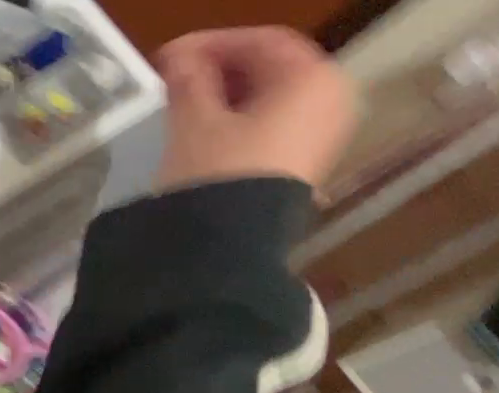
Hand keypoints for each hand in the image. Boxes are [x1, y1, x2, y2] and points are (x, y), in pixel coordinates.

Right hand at [155, 26, 359, 191]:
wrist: (226, 245)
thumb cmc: (213, 174)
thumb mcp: (192, 124)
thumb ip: (188, 83)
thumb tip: (181, 60)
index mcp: (311, 77)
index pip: (261, 41)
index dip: (210, 44)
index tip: (167, 57)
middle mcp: (331, 97)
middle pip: (272, 70)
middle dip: (221, 72)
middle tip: (174, 82)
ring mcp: (323, 133)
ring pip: (272, 100)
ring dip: (228, 98)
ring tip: (185, 110)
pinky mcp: (305, 164)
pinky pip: (275, 127)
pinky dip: (241, 122)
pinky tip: (207, 135)